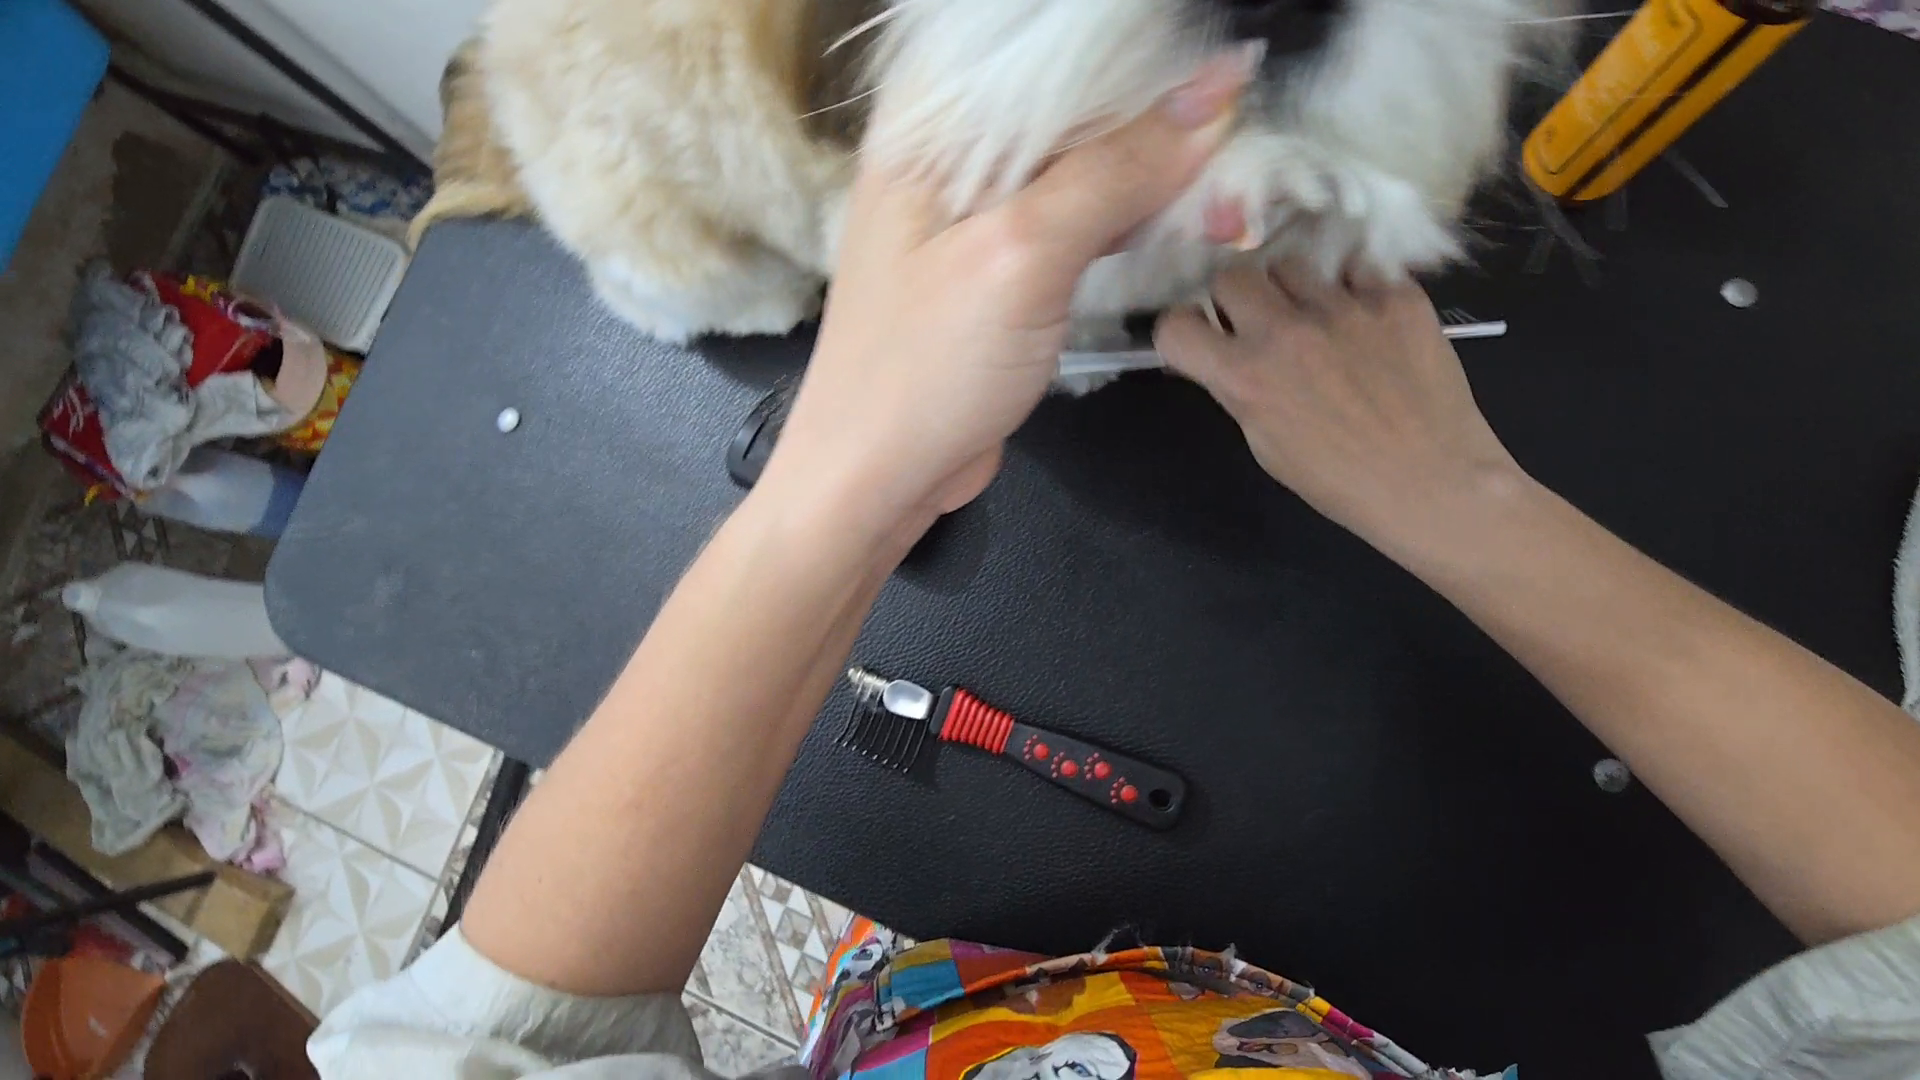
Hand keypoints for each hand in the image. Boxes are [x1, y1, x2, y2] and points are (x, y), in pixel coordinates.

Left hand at [761, 47, 1260, 538]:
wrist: (878, 476)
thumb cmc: (926, 368)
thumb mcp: (1022, 256)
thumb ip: (1113, 171)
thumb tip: (1214, 97)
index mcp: (930, 125)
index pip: (1050, 49)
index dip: (1139, 59)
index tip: (1221, 81)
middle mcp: (950, 159)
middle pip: (1071, 108)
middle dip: (1157, 125)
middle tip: (1237, 151)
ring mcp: (975, 219)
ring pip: (1080, 169)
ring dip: (1154, 180)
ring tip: (1224, 197)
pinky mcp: (1000, 272)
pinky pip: (1074, 224)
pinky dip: (1127, 224)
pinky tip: (1178, 227)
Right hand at [1155, 263, 1522, 543]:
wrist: (1430, 479)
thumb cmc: (1336, 478)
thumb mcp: (1264, 442)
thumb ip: (1237, 390)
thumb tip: (1221, 358)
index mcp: (1245, 377)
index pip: (1175, 325)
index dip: (1180, 333)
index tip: (1197, 341)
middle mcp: (1286, 331)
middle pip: (1230, 277)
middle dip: (1233, 301)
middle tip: (1255, 324)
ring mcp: (1344, 307)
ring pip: (1290, 263)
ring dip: (1288, 289)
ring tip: (1312, 318)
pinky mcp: (1395, 296)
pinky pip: (1355, 268)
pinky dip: (1349, 288)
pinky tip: (1361, 319)